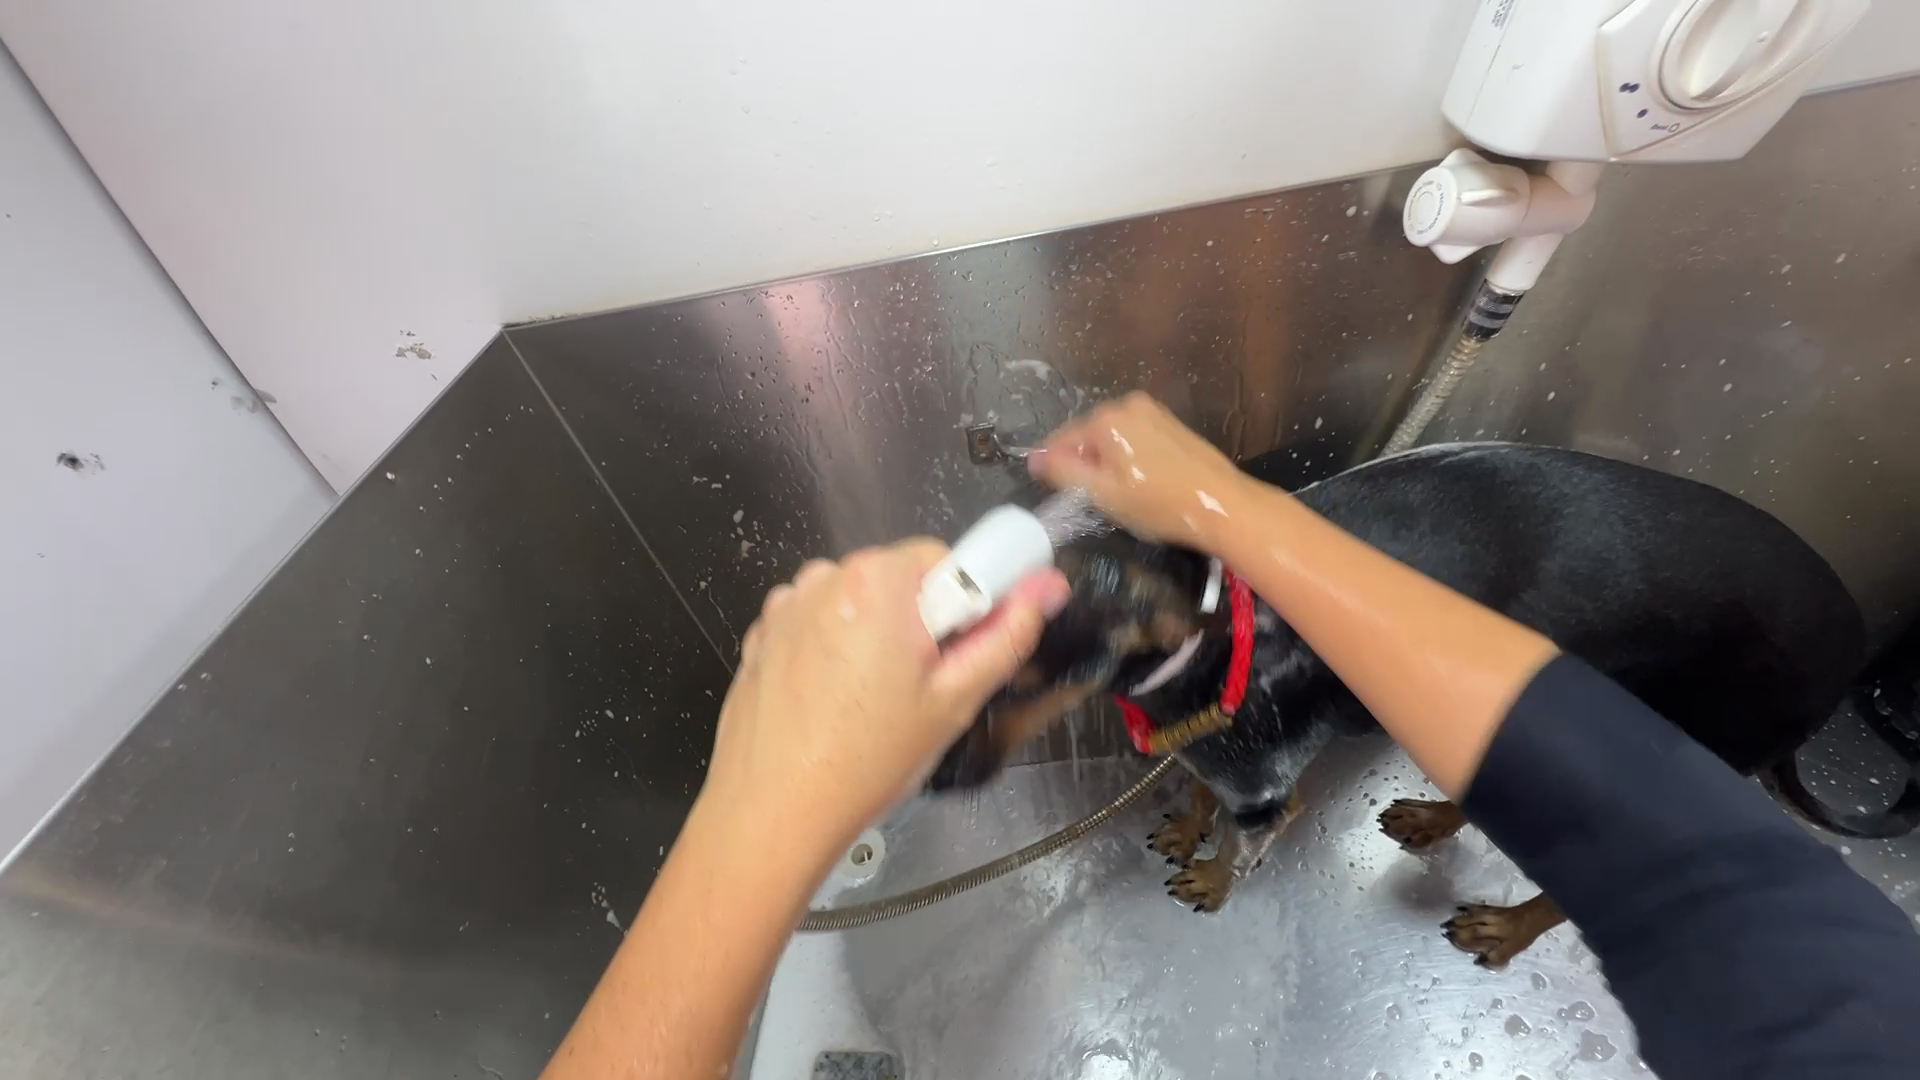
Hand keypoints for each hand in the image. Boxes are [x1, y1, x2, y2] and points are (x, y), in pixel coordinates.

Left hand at [698, 539, 1069, 857]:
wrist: (770, 815)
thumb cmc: (870, 758)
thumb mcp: (954, 700)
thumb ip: (1008, 635)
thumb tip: (1048, 586)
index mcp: (878, 580)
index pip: (946, 558)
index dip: (962, 603)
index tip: (955, 652)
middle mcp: (826, 575)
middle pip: (899, 580)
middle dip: (918, 621)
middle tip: (918, 686)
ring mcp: (786, 603)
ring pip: (859, 601)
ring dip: (875, 633)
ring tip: (871, 700)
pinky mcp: (762, 632)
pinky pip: (818, 622)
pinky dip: (833, 647)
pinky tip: (830, 700)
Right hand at [1028, 392, 1249, 547]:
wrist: (1221, 505)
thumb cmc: (1158, 504)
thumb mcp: (1101, 493)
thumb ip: (1061, 472)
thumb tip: (1033, 458)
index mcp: (1106, 420)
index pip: (1060, 442)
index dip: (1056, 471)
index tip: (1063, 496)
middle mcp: (1128, 406)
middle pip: (1087, 438)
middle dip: (1086, 467)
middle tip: (1099, 500)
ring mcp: (1153, 413)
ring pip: (1111, 441)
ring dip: (1108, 465)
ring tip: (1124, 495)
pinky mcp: (1171, 425)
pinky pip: (1133, 440)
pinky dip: (1128, 460)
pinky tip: (1142, 484)